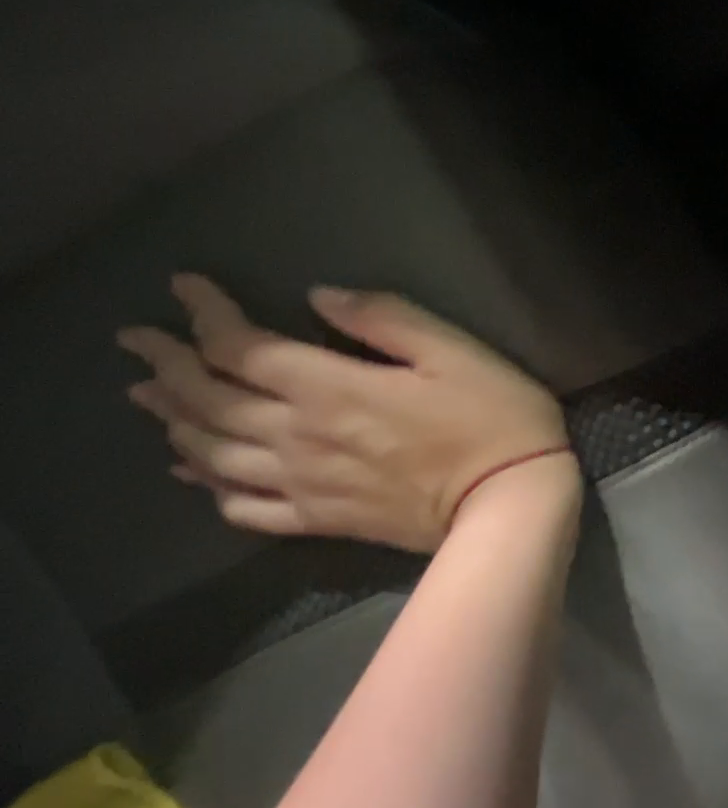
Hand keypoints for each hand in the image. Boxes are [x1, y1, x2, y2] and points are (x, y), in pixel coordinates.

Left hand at [119, 275, 573, 551]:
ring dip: (173, 419)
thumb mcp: (456, 352)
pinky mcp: (318, 519)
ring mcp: (301, 483)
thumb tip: (321, 296)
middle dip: (166, 363)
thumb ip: (387, 319)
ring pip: (210, 451)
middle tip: (137, 340)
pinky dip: (205, 485)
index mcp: (330, 389)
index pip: (243, 347)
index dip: (206, 315)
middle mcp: (297, 436)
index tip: (183, 287)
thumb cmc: (494, 416)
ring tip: (150, 397)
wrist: (509, 501)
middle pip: (209, 399)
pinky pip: (240, 506)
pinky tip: (193, 471)